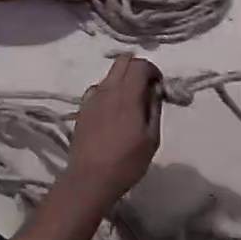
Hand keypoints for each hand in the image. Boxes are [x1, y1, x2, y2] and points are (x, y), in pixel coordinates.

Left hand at [58, 55, 162, 213]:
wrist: (90, 178)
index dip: (153, 70)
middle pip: (122, 61)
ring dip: (123, 80)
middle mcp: (106, 90)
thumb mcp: (151, 138)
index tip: (159, 86)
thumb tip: (155, 90)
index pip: (139, 65)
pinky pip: (98, 90)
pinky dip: (109, 92)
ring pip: (109, 75)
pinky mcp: (82, 109)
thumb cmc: (127, 162)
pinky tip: (113, 112)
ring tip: (130, 103)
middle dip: (137, 69)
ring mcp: (91, 98)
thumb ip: (154, 108)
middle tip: (147, 88)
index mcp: (126, 95)